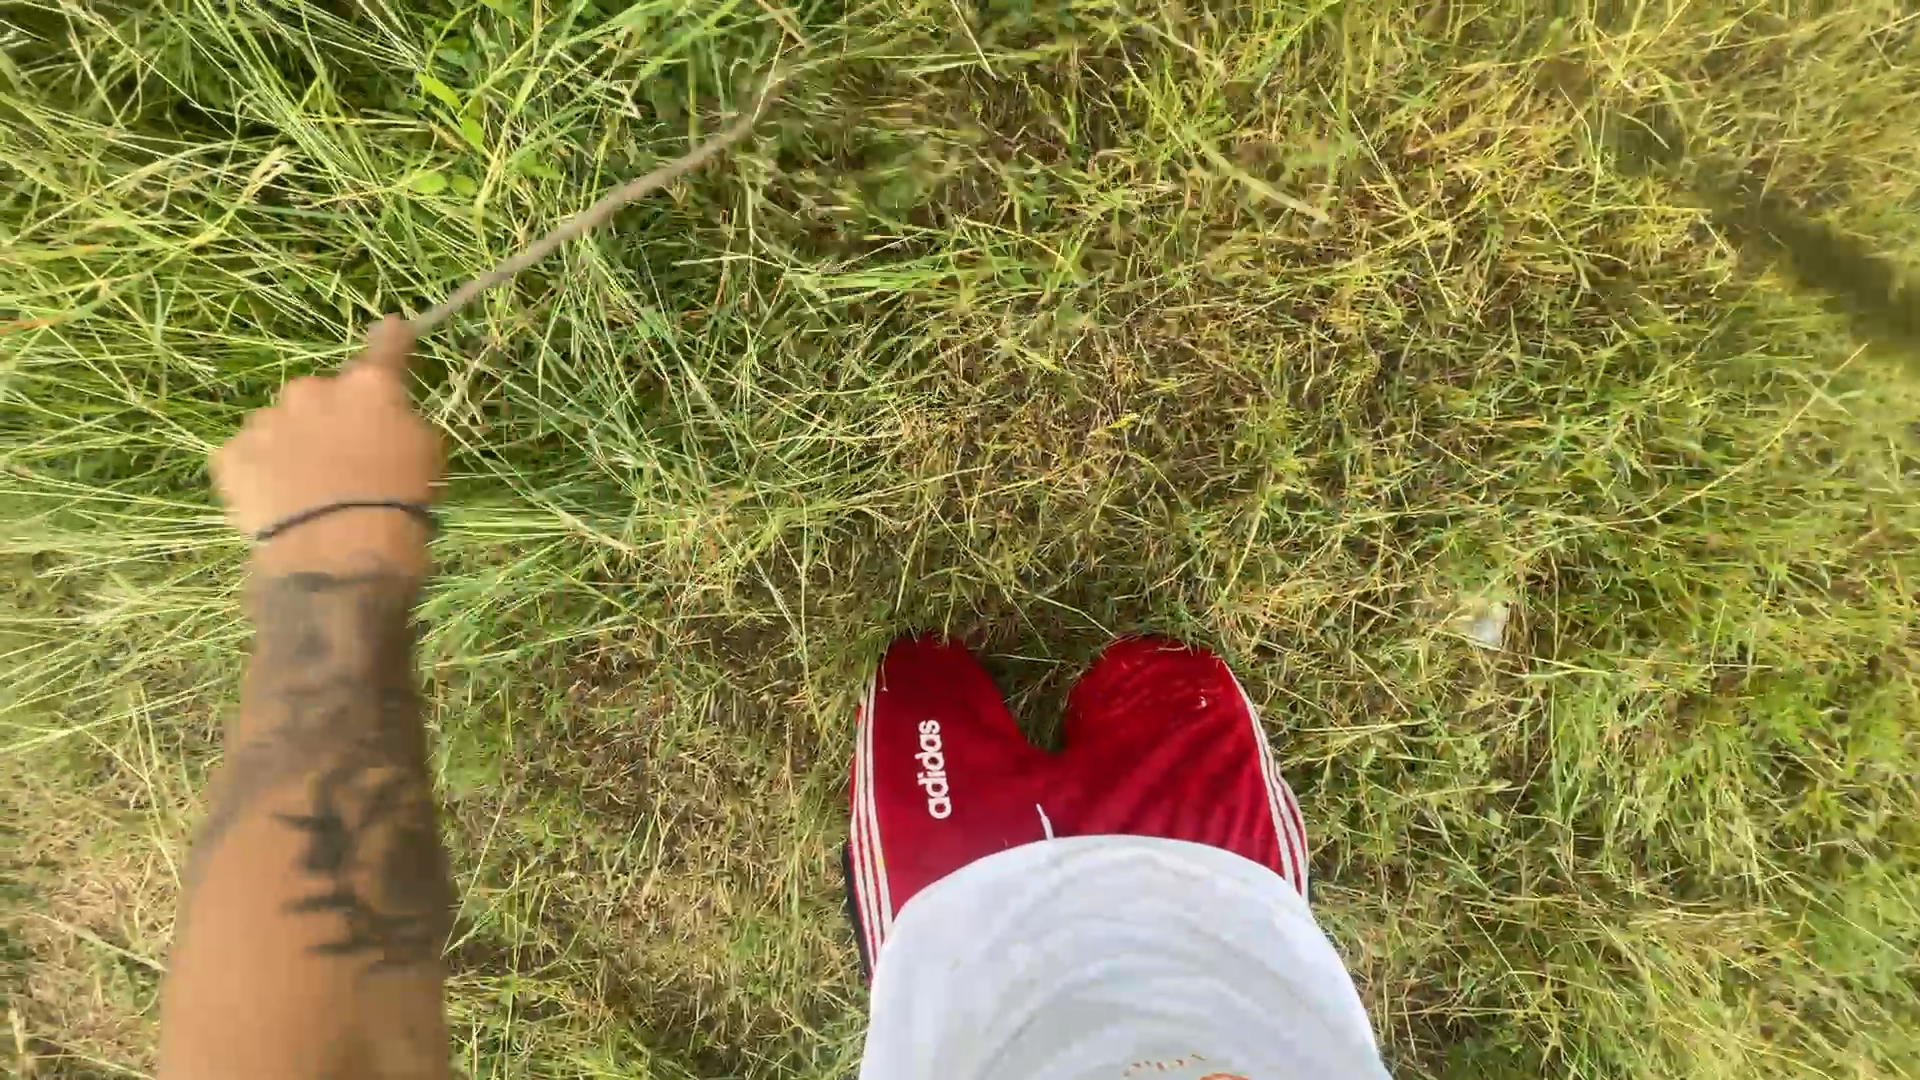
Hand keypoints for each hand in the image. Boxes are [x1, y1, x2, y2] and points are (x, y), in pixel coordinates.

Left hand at [211, 316, 442, 575]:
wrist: (341, 547)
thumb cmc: (403, 498)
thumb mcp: (427, 454)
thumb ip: (403, 422)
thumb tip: (386, 416)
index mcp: (370, 388)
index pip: (386, 349)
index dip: (393, 337)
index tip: (396, 324)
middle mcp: (312, 391)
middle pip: (327, 393)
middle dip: (338, 415)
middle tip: (356, 454)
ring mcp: (265, 421)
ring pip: (288, 423)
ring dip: (303, 443)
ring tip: (320, 486)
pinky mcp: (231, 454)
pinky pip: (256, 453)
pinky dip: (273, 468)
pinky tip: (291, 497)